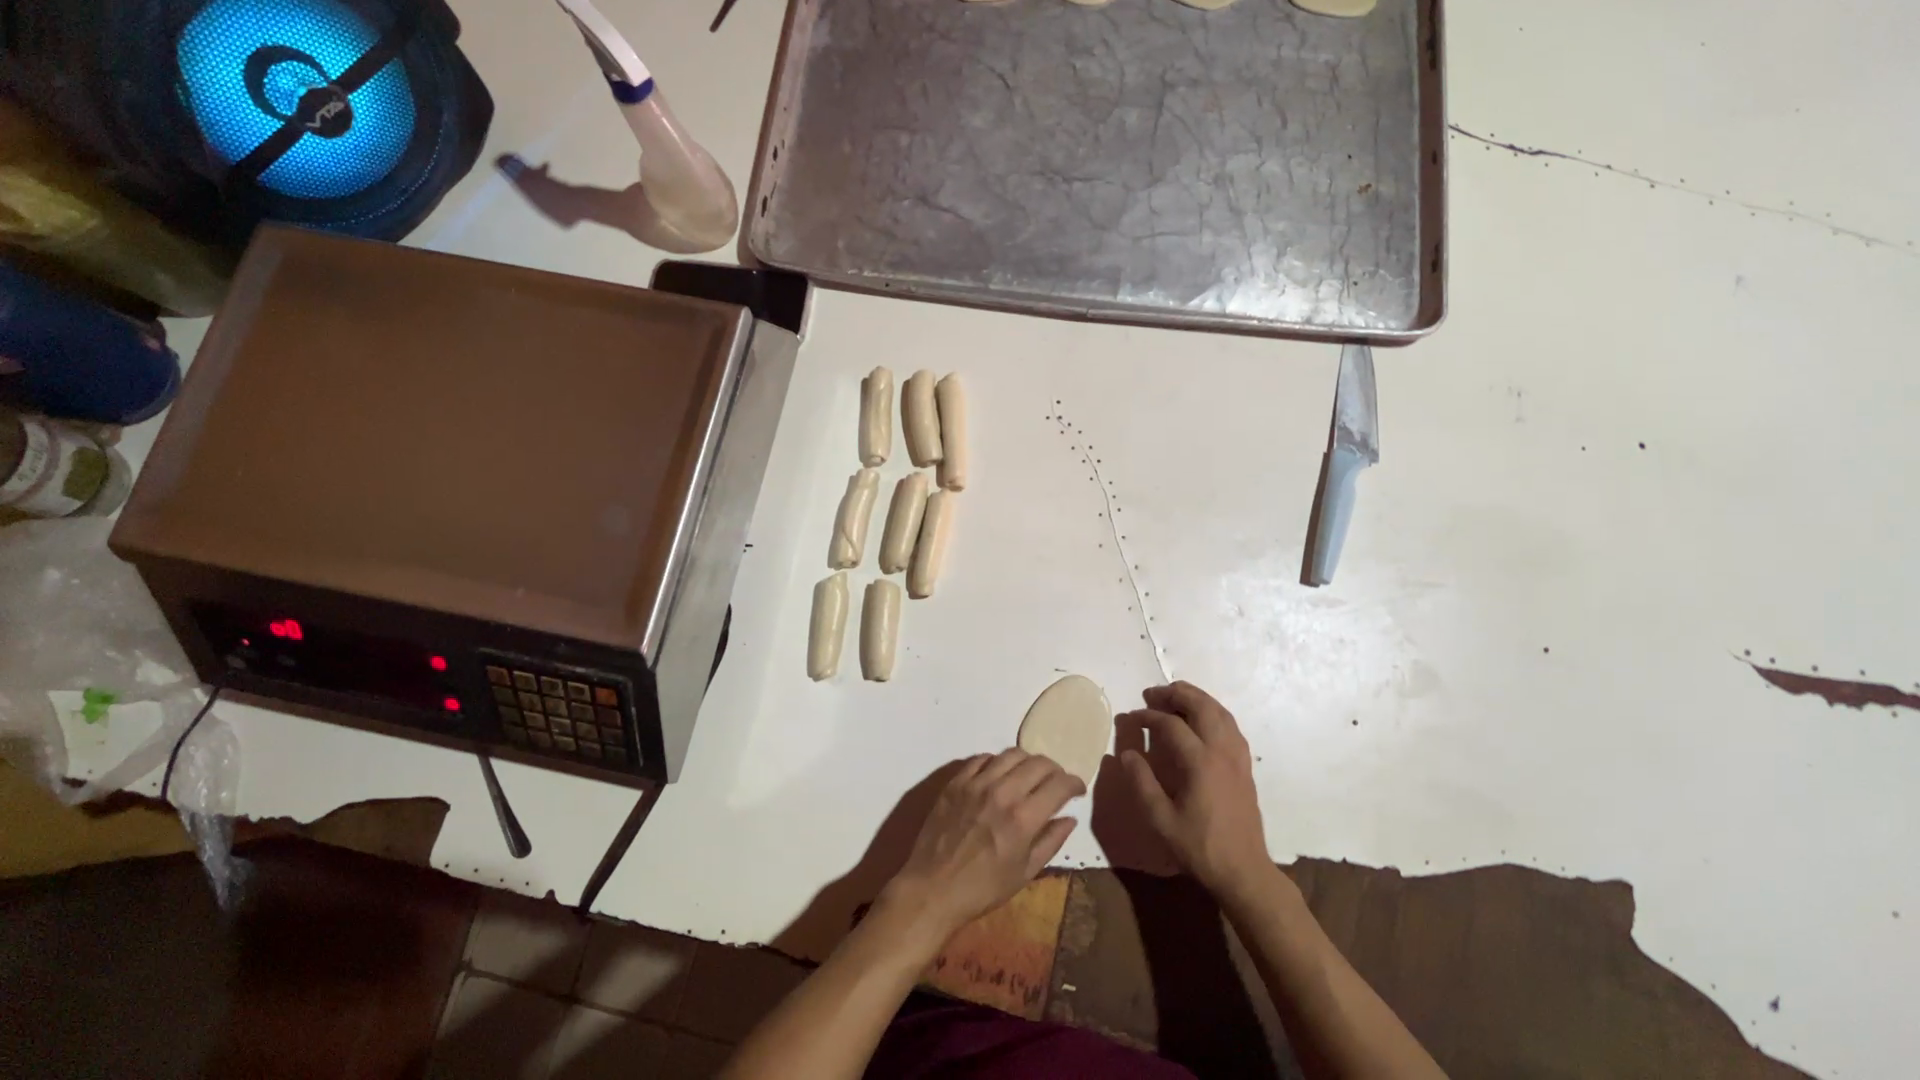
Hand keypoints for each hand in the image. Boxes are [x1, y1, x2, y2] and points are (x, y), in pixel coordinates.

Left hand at [877, 749, 1083, 949]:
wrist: (932, 889)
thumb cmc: (982, 889)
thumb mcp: (1025, 873)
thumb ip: (1051, 841)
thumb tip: (1070, 818)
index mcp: (1023, 818)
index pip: (1059, 784)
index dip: (1075, 783)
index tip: (1077, 790)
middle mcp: (1001, 793)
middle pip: (1038, 763)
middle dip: (1055, 770)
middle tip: (1056, 783)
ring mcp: (975, 784)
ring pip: (1011, 754)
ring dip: (1027, 762)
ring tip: (1029, 776)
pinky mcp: (955, 783)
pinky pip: (981, 759)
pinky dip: (997, 762)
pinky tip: (999, 775)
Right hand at [1120, 682, 1271, 897]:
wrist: (1243, 870)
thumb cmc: (1199, 847)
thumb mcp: (1161, 819)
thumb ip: (1142, 783)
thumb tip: (1127, 754)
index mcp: (1201, 762)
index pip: (1171, 725)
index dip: (1148, 716)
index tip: (1131, 717)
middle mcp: (1223, 752)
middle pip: (1202, 706)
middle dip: (1176, 694)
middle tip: (1152, 694)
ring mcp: (1238, 757)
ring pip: (1221, 712)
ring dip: (1197, 699)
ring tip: (1175, 697)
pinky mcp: (1245, 766)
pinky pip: (1231, 726)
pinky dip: (1214, 713)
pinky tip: (1202, 720)